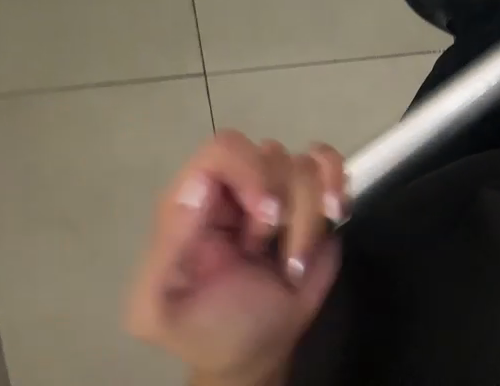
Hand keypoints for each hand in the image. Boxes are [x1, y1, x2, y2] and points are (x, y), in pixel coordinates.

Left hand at [126, 132, 347, 385]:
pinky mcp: (314, 194)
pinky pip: (331, 163)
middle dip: (283, 205)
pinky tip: (335, 216)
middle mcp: (236, 185)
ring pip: (308, 164)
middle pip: (273, 153)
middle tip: (267, 248)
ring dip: (308, 219)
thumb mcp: (162, 305)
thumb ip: (170, 246)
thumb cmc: (206, 329)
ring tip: (293, 260)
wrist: (259, 349)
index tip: (267, 214)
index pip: (223, 150)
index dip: (251, 171)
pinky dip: (337, 185)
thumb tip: (199, 183)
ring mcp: (278, 187)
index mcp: (194, 202)